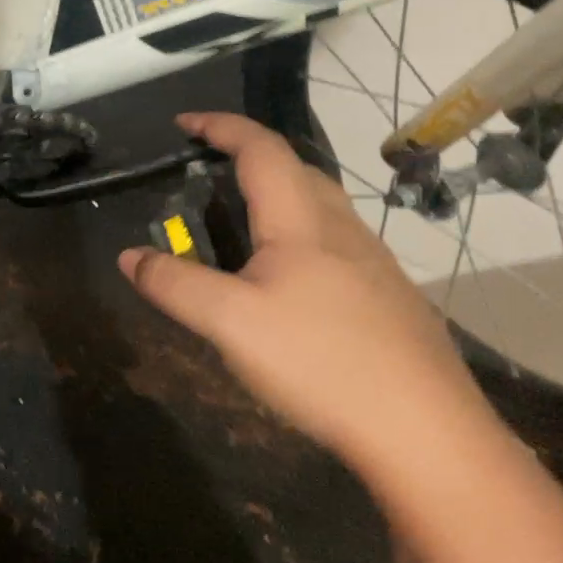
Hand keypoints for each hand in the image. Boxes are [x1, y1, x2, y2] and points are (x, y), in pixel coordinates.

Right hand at [118, 113, 491, 462]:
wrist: (433, 440)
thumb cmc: (322, 364)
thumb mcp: (227, 322)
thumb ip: (172, 283)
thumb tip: (129, 256)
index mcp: (303, 225)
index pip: (263, 151)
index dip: (223, 127)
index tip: (184, 122)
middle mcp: (345, 234)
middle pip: (301, 173)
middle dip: (251, 157)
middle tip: (208, 171)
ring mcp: (377, 270)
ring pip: (324, 211)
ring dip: (280, 197)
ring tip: (240, 225)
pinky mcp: (392, 305)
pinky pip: (338, 247)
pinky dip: (301, 237)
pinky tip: (287, 283)